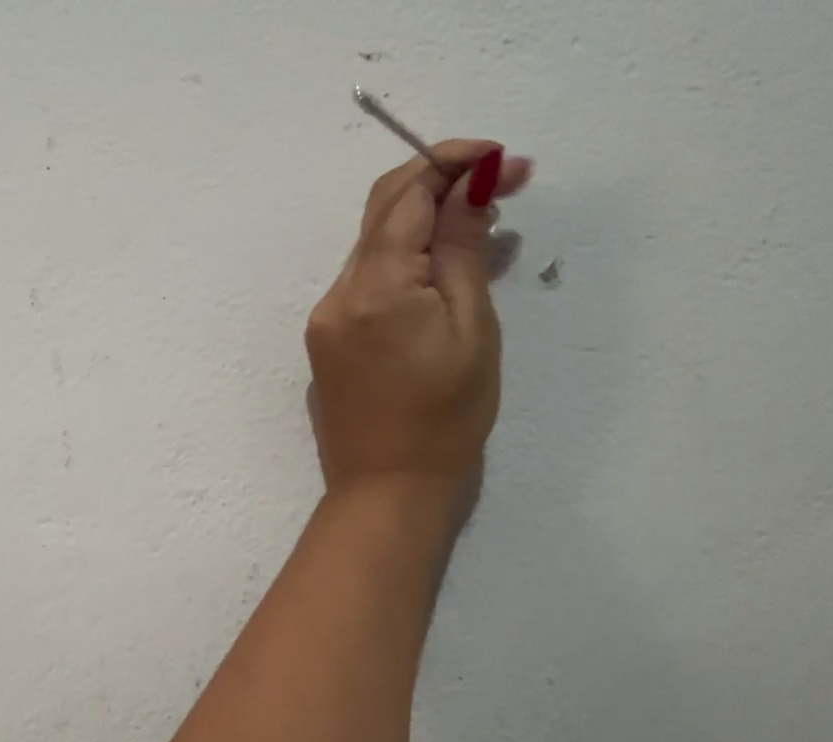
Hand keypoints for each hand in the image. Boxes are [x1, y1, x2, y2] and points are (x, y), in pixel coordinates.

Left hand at [305, 142, 532, 497]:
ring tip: (491, 239)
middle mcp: (336, 296)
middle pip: (383, 215)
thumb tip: (470, 182)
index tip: (505, 162)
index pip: (404, 194)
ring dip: (428, 229)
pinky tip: (449, 278)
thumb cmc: (445, 418)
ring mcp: (325, 320)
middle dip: (442, 188)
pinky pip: (366, 284)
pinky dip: (406, 267)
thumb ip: (462, 249)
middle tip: (507, 189)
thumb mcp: (471, 327)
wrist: (387, 488)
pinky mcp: (326, 341)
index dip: (452, 163)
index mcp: (373, 288)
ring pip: (376, 249)